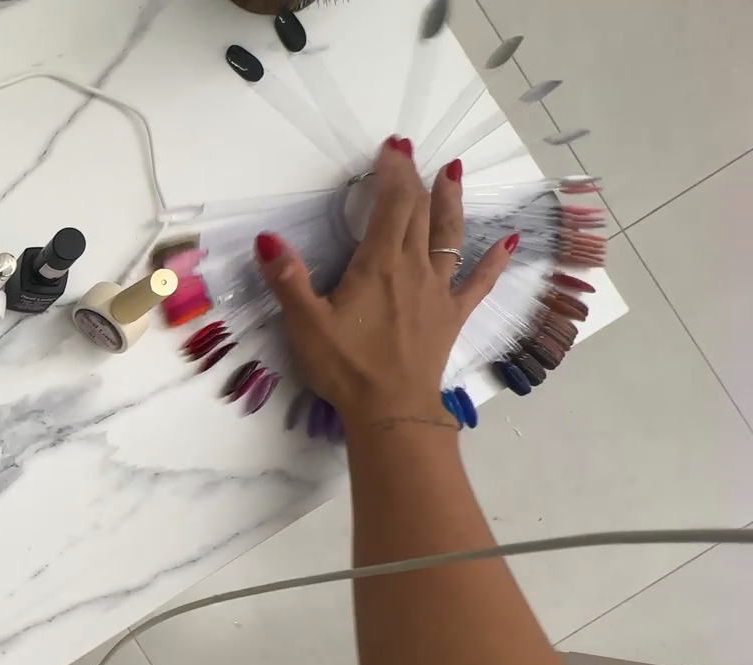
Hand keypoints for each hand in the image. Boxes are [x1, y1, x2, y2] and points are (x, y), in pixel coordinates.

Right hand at [257, 137, 516, 429]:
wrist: (390, 406)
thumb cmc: (344, 365)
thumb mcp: (304, 323)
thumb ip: (288, 279)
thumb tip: (268, 239)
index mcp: (378, 267)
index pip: (390, 208)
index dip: (392, 175)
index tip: (389, 149)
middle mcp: (414, 269)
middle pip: (419, 215)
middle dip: (414, 181)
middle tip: (410, 155)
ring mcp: (438, 291)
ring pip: (449, 237)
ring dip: (450, 204)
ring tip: (452, 175)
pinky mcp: (450, 315)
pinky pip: (477, 281)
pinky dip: (492, 259)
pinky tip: (507, 242)